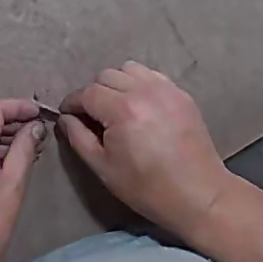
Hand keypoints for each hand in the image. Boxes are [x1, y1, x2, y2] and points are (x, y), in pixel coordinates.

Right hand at [59, 62, 238, 236]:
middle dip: (94, 93)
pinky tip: (141, 106)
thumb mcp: (103, 167)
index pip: (87, 92)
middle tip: (93, 116)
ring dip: (118, 83)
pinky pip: (153, 76)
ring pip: (131, 69)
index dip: (72, 102)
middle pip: (107, 75)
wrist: (196, 192)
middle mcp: (144, 90)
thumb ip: (79, 138)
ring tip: (118, 107)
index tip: (67, 115)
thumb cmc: (146, 186)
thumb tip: (65, 118)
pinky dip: (140, 84)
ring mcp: (166, 89)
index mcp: (122, 109)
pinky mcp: (181, 93)